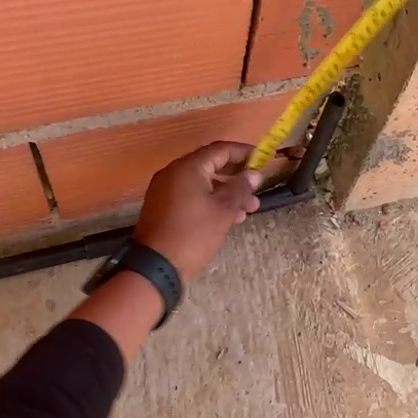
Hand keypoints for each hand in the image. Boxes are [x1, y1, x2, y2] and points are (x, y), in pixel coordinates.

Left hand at [132, 141, 263, 282]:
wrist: (156, 267)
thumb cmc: (193, 234)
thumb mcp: (223, 211)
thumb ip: (240, 188)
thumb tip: (253, 174)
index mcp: (188, 168)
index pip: (220, 150)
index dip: (243, 153)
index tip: (262, 159)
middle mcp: (174, 173)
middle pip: (211, 166)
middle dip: (236, 178)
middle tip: (256, 190)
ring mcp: (165, 190)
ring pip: (202, 184)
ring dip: (226, 194)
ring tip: (248, 210)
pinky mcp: (163, 207)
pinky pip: (191, 196)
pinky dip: (210, 202)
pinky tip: (229, 218)